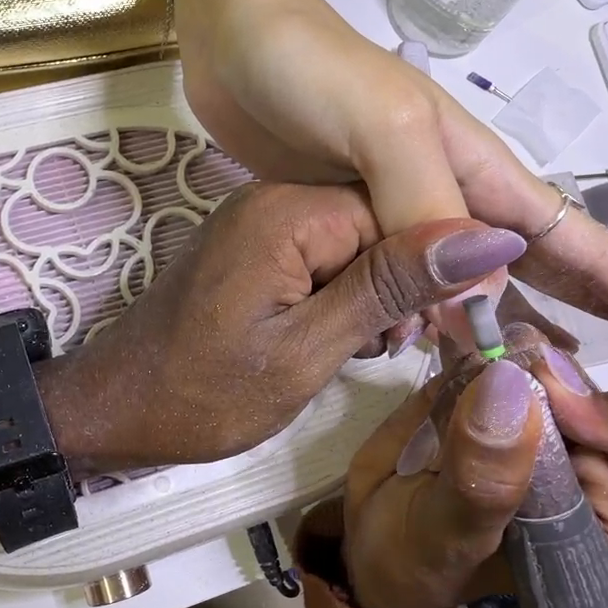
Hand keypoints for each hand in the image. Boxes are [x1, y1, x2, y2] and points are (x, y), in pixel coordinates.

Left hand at [36, 182, 526, 470]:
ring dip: (369, 300)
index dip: (430, 276)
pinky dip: (337, 299)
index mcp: (292, 210)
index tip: (425, 333)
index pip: (406, 213)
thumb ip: (392, 287)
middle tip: (380, 349)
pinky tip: (326, 342)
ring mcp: (260, 222)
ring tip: (348, 352)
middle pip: (382, 225)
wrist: (118, 409)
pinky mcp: (251, 249)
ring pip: (357, 245)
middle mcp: (277, 199)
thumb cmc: (205, 393)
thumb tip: (489, 240)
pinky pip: (322, 257)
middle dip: (397, 289)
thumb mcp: (308, 349)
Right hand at [342, 325, 607, 607]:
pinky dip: (470, 339)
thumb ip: (484, 478)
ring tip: (457, 366)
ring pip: (551, 353)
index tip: (543, 394)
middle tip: (485, 365)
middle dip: (544, 368)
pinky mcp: (492, 391)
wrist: (367, 543)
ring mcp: (538, 417)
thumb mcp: (448, 536)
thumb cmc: (417, 561)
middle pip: (602, 381)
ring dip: (503, 348)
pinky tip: (446, 352)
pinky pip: (498, 345)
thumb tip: (510, 385)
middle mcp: (589, 456)